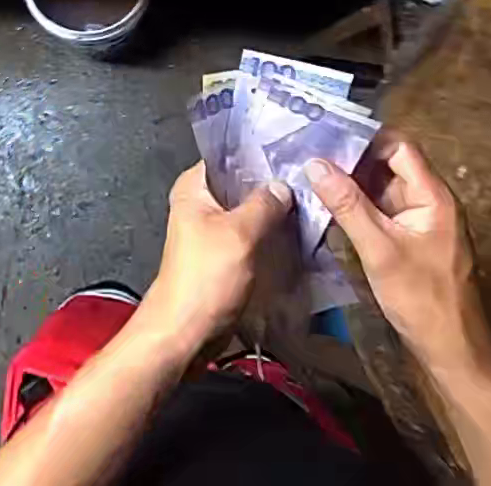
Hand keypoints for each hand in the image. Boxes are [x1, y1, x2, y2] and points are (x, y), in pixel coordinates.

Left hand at [143, 163, 291, 345]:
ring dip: (271, 214)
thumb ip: (263, 205)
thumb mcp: (239, 234)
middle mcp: (198, 203)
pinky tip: (293, 235)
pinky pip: (248, 236)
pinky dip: (267, 236)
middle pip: (239, 185)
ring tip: (306, 206)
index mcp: (192, 187)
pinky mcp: (221, 254)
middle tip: (305, 183)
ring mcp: (209, 229)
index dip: (256, 155)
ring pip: (246, 212)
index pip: (227, 157)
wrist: (184, 334)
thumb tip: (282, 185)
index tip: (290, 155)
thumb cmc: (205, 278)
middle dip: (269, 187)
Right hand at [307, 142, 477, 363]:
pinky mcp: (408, 237)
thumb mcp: (380, 249)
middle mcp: (429, 201)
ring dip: (351, 181)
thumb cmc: (422, 300)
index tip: (327, 137)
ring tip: (312, 174)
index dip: (365, 139)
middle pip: (388, 164)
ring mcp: (419, 220)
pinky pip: (380, 207)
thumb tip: (315, 164)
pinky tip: (328, 204)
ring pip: (381, 186)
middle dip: (351, 158)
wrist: (453, 354)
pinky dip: (357, 203)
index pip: (399, 147)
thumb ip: (347, 204)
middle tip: (310, 154)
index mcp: (433, 197)